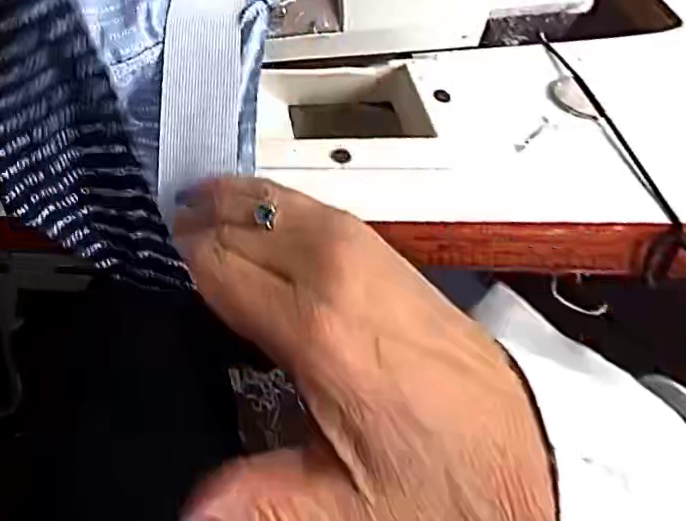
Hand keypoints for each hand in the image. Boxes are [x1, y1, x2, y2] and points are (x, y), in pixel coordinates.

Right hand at [175, 178, 554, 520]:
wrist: (527, 445)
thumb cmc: (439, 481)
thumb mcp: (350, 509)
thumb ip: (261, 500)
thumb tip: (190, 511)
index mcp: (315, 329)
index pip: (222, 264)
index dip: (185, 255)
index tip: (158, 252)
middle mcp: (331, 271)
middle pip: (240, 223)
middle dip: (198, 221)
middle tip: (166, 228)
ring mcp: (356, 245)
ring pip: (270, 198)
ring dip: (228, 197)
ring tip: (194, 202)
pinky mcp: (376, 241)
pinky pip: (301, 200)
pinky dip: (265, 196)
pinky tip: (250, 204)